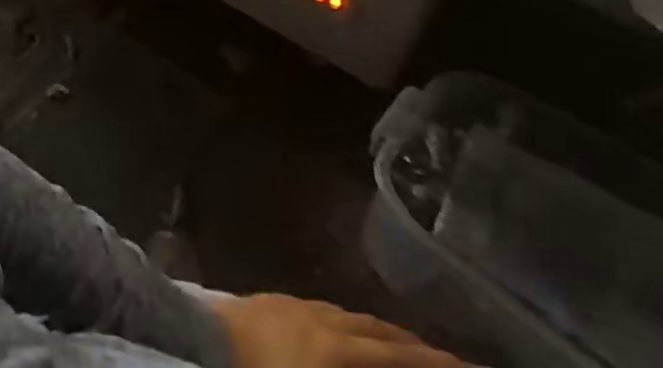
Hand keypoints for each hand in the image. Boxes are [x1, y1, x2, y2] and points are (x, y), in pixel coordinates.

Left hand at [211, 293, 464, 367]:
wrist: (197, 343)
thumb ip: (359, 362)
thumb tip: (380, 361)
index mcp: (336, 347)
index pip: (399, 353)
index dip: (436, 360)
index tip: (466, 365)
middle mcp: (321, 318)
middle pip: (376, 328)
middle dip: (410, 343)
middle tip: (436, 356)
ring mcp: (292, 305)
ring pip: (346, 315)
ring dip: (375, 330)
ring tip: (392, 345)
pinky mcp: (267, 302)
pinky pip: (318, 309)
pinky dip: (342, 322)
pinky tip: (337, 331)